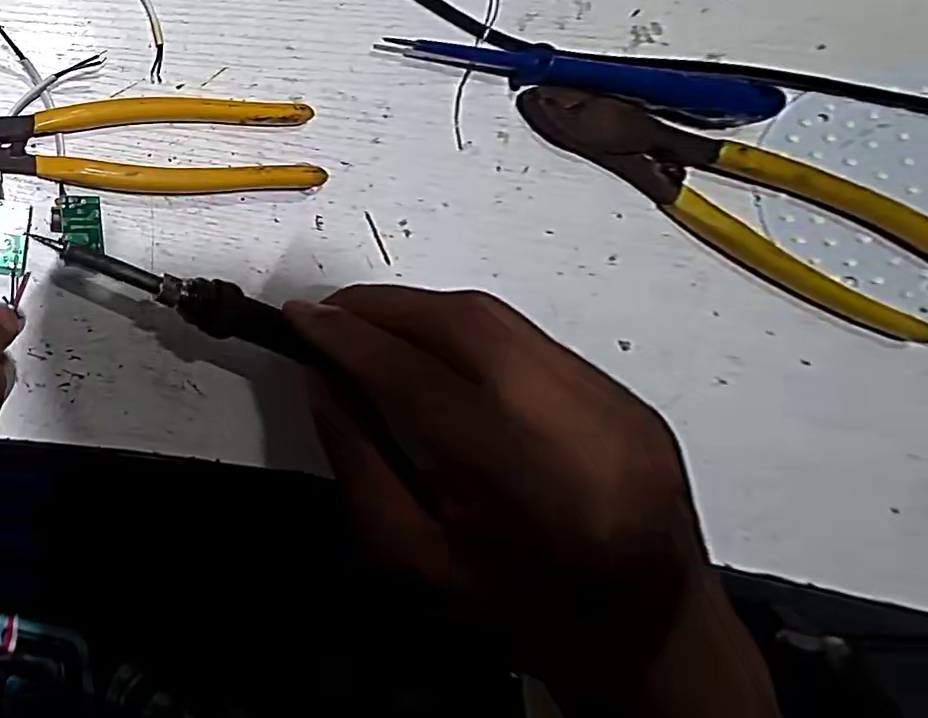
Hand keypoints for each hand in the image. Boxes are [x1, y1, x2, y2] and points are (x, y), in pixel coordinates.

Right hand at [285, 286, 776, 715]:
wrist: (650, 643)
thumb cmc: (517, 608)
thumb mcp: (405, 546)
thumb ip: (352, 451)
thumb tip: (317, 374)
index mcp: (532, 488)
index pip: (418, 377)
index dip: (347, 338)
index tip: (300, 318)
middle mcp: (589, 433)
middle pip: (463, 324)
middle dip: (378, 306)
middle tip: (327, 314)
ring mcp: (617, 408)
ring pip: (492, 317)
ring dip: (412, 309)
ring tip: (364, 325)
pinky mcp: (623, 396)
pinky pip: (518, 334)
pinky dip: (453, 327)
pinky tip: (422, 348)